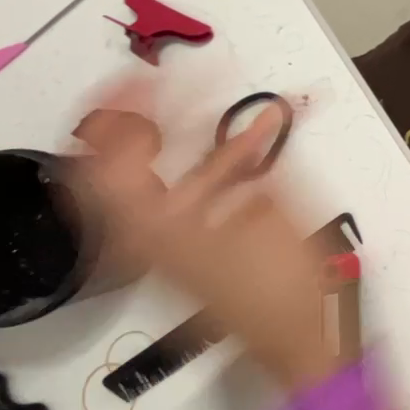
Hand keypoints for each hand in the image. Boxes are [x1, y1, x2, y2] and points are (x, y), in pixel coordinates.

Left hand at [72, 80, 335, 388]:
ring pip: (146, 178)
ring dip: (172, 135)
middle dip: (136, 118)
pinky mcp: (188, 247)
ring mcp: (164, 241)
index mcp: (156, 222)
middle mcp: (147, 231)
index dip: (129, 109)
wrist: (294, 336)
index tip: (150, 73)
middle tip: (153, 81)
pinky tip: (240, 144)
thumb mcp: (274, 212)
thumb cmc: (282, 286)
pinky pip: (179, 195)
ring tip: (194, 101)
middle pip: (114, 165)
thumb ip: (259, 160)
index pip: (116, 153)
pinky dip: (204, 163)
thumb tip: (260, 114)